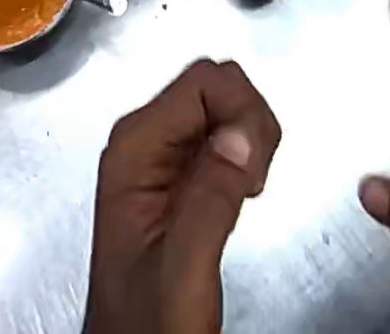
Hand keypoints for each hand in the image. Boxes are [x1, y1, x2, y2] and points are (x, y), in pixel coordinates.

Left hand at [85, 60, 281, 333]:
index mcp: (136, 144)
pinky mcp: (179, 165)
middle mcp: (144, 136)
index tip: (254, 163)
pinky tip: (240, 188)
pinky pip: (222, 131)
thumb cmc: (146, 319)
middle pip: (213, 83)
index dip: (241, 112)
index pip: (202, 80)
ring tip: (246, 188)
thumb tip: (240, 133)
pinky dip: (245, 151)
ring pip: (222, 102)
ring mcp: (160, 149)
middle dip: (248, 121)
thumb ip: (210, 196)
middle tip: (251, 180)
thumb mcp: (183, 267)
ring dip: (250, 137)